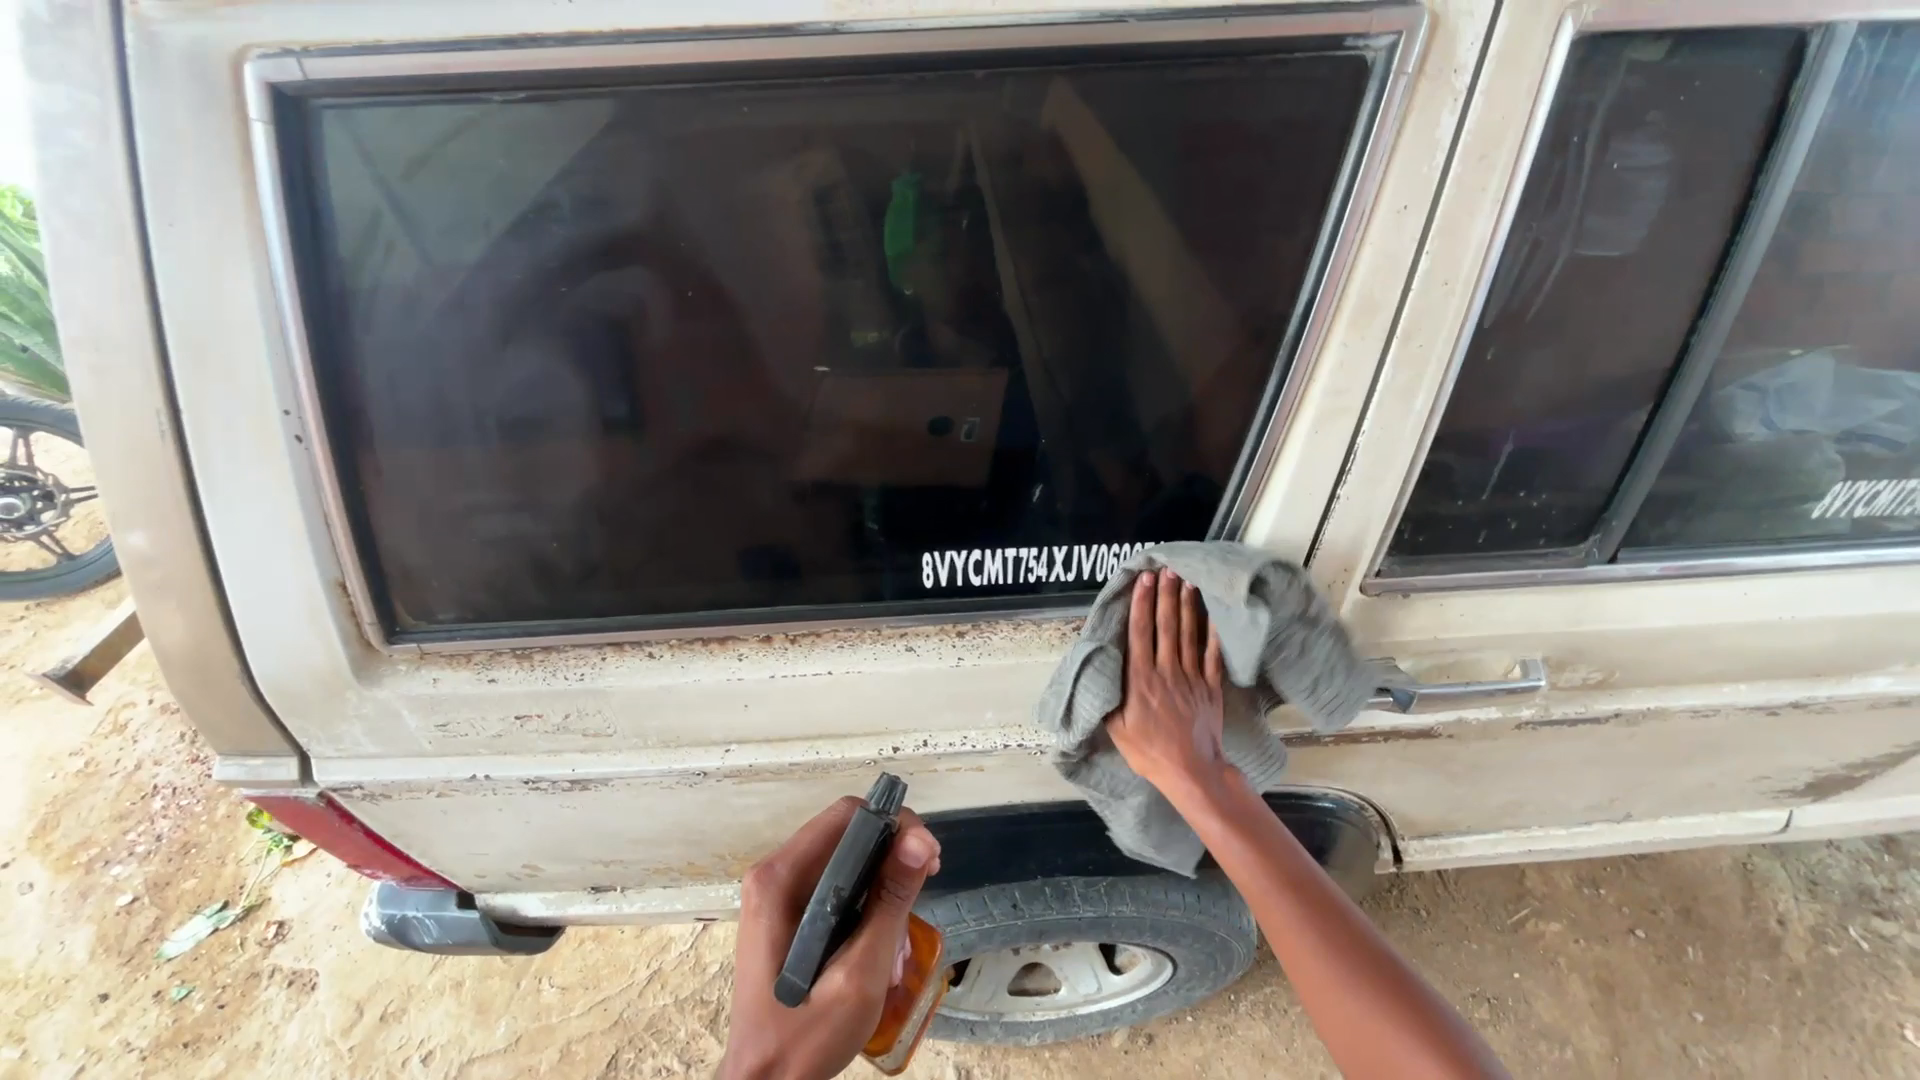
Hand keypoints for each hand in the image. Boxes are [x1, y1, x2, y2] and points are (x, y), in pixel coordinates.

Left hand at [720, 797, 941, 1079]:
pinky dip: (867, 908)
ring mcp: (777, 892)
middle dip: (894, 861)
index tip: (929, 862)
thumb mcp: (860, 973)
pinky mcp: (786, 912)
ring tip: (899, 944)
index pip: (848, 815)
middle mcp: (774, 873)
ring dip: (883, 891)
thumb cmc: (806, 1036)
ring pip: (847, 861)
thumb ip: (890, 902)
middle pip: (849, 834)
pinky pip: (837, 887)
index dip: (896, 826)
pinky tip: (881, 949)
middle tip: (924, 895)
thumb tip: (919, 840)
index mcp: (781, 878)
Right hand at [1105, 570, 1229, 794]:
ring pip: (1188, 634)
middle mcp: (1166, 671)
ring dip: (1186, 606)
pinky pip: (1211, 655)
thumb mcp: (1115, 727)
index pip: (1140, 633)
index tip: (1143, 581)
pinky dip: (1213, 633)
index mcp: (1140, 679)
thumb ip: (1109, 695)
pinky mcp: (1210, 688)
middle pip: (1166, 626)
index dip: (1142, 604)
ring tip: (1187, 581)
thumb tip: (1101, 669)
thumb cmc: (1148, 752)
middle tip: (1166, 570)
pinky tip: (1214, 615)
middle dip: (1165, 596)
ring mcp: (1191, 678)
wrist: (1191, 771)